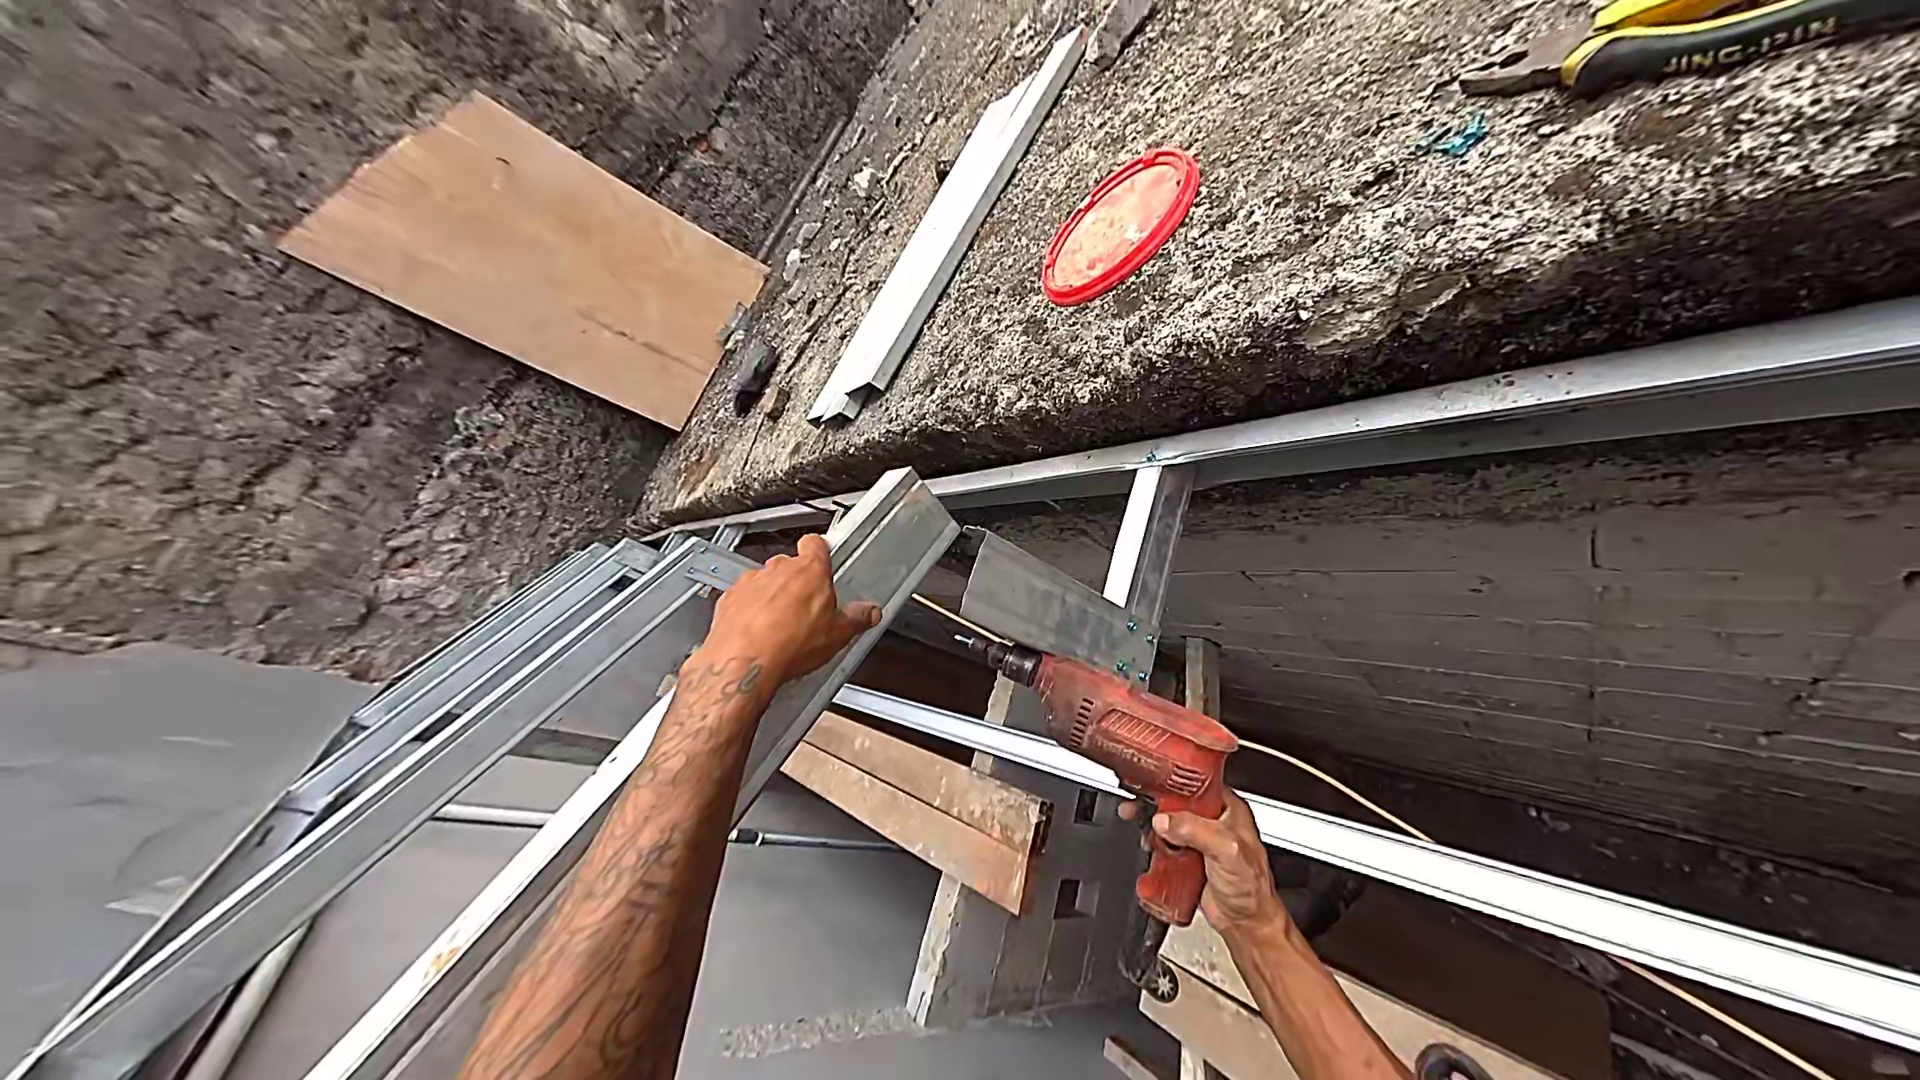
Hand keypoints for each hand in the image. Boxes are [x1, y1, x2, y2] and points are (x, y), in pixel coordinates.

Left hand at [698, 534, 881, 688]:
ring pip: (765, 582)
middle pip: (791, 565)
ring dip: (772, 597)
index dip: (820, 551)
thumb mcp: (838, 634)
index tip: (823, 561)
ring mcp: (751, 582)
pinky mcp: (729, 598)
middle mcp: (778, 569)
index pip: (815, 544)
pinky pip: (743, 598)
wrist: (745, 662)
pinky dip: (749, 610)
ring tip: (781, 626)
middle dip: (798, 582)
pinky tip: (758, 633)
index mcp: (810, 570)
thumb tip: (869, 613)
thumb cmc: (789, 643)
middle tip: (807, 608)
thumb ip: (857, 618)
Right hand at [1122, 788, 1290, 934]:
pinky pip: (1163, 843)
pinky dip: (1153, 843)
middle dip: (1154, 804)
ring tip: (1143, 830)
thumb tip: (1164, 820)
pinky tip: (1150, 846)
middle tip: (1137, 806)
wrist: (1247, 926)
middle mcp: (1212, 819)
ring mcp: (1198, 838)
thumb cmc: (1252, 889)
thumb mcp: (1227, 850)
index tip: (1151, 783)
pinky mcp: (1186, 855)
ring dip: (1151, 824)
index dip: (1172, 781)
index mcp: (1227, 808)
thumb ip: (1196, 831)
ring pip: (1167, 822)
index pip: (1195, 784)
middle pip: (1175, 801)